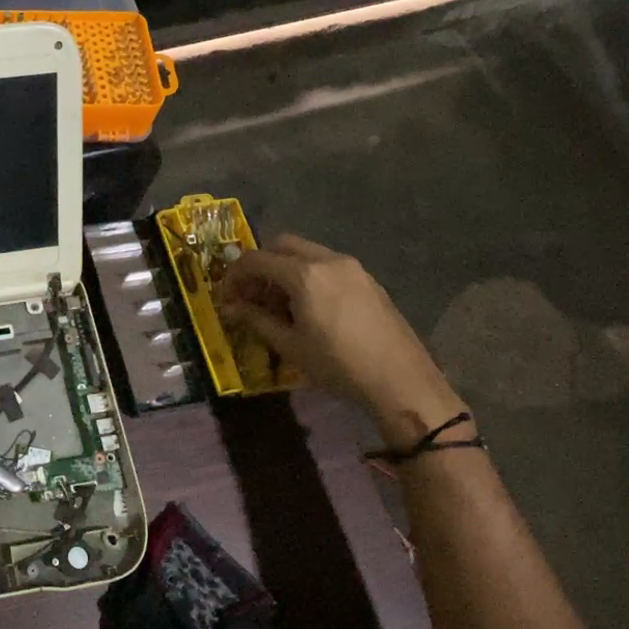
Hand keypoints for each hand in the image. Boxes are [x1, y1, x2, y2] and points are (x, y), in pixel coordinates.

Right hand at [217, 234, 464, 444]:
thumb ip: (256, 320)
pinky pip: (327, 266)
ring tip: (277, 305)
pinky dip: (307, 276)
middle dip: (259, 265)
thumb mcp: (290, 346)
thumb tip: (230, 308)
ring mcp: (353, 268)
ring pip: (306, 253)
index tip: (226, 298)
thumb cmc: (338, 366)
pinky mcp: (368, 281)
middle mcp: (328, 260)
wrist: (402, 383)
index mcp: (305, 274)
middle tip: (249, 294)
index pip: (256, 259)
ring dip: (284, 269)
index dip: (234, 276)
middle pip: (282, 245)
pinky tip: (307, 308)